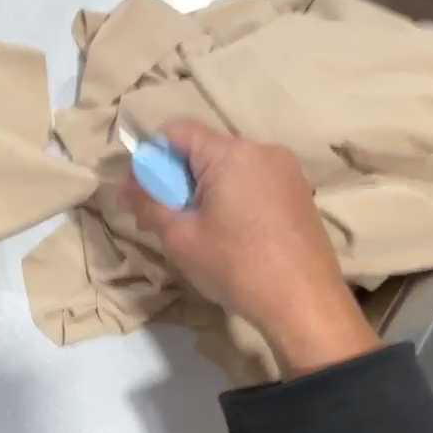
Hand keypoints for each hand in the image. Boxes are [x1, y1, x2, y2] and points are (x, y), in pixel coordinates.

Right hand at [125, 119, 378, 376]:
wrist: (303, 302)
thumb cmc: (235, 266)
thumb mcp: (179, 238)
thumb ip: (149, 204)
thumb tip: (129, 189)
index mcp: (231, 154)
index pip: (177, 130)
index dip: (149, 156)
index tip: (137, 191)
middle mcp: (261, 151)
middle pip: (201, 149)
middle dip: (171, 177)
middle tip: (153, 217)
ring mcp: (284, 170)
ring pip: (224, 167)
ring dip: (197, 189)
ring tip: (187, 228)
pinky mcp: (295, 191)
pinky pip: (247, 180)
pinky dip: (224, 196)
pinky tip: (220, 231)